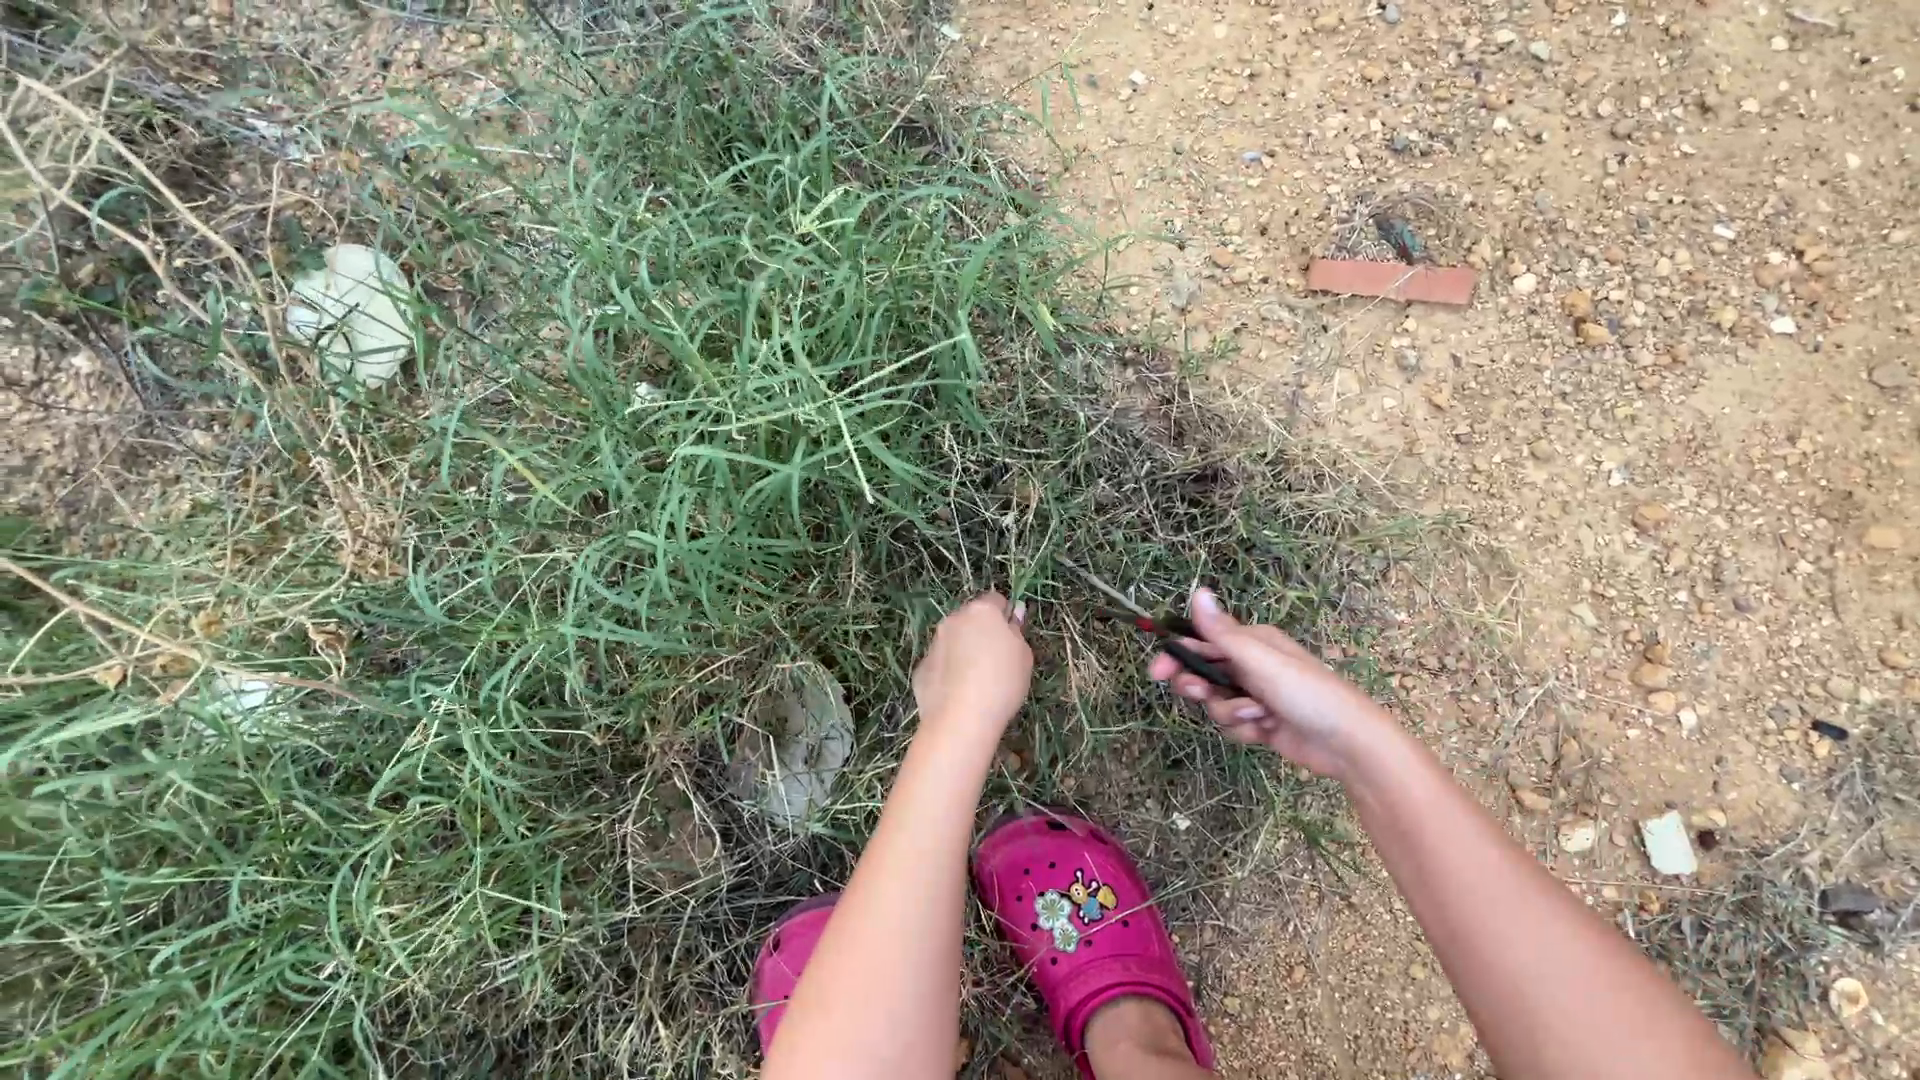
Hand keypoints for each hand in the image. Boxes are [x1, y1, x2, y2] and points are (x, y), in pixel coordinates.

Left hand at [912, 592, 1033, 735]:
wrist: (961, 718)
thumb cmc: (1002, 683)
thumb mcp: (1024, 656)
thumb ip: (1016, 632)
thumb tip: (1011, 619)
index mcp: (981, 612)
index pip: (995, 601)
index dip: (1004, 617)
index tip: (1011, 638)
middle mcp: (953, 620)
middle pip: (970, 619)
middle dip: (980, 633)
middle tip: (995, 661)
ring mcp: (934, 643)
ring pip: (952, 641)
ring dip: (962, 651)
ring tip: (976, 682)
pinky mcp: (921, 667)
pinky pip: (940, 664)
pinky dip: (948, 673)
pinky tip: (958, 694)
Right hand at [1147, 588, 1397, 781]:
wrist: (1347, 742)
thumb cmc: (1306, 692)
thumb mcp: (1259, 659)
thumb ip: (1221, 632)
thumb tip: (1198, 591)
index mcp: (1251, 642)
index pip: (1201, 642)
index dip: (1177, 657)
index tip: (1157, 673)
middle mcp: (1251, 665)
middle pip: (1203, 674)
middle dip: (1200, 687)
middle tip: (1201, 695)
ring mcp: (1256, 694)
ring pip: (1216, 702)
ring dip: (1230, 712)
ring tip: (1256, 716)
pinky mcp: (1261, 722)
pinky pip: (1233, 724)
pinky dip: (1244, 729)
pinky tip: (1264, 730)